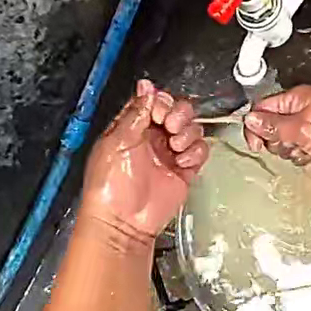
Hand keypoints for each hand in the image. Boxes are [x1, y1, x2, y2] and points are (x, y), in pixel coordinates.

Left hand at [80, 79, 207, 247]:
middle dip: (178, 115)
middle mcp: (152, 137)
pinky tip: (182, 163)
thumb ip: (135, 112)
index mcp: (132, 127)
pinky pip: (200, 151)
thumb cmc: (109, 187)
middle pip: (177, 111)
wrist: (123, 222)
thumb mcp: (116, 141)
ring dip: (187, 134)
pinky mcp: (184, 170)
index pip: (154, 101)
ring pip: (191, 129)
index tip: (159, 112)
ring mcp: (169, 154)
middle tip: (170, 127)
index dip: (161, 102)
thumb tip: (146, 87)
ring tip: (175, 147)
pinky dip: (195, 153)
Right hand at [242, 85, 310, 168]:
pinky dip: (306, 150)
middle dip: (277, 140)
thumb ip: (273, 126)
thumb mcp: (300, 129)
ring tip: (304, 151)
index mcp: (297, 97)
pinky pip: (307, 141)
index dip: (256, 127)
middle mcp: (307, 104)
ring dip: (292, 148)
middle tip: (288, 146)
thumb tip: (251, 120)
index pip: (263, 108)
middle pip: (276, 123)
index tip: (257, 145)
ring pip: (291, 135)